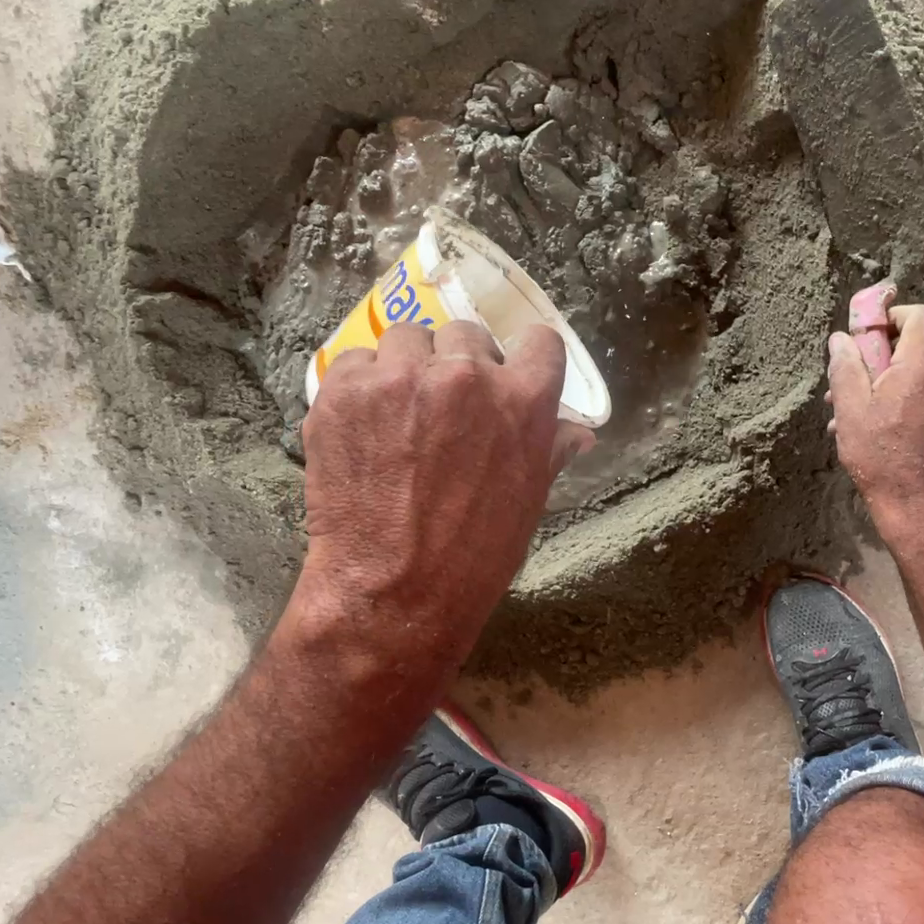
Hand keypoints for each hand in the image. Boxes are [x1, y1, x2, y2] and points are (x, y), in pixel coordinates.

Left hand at [294, 320, 593, 671]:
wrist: (395, 590)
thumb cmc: (476, 554)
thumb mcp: (530, 499)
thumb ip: (549, 448)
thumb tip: (578, 432)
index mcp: (523, 402)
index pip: (539, 341)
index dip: (525, 356)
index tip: (508, 372)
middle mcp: (466, 376)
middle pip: (466, 333)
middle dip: (459, 362)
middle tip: (445, 405)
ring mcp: (401, 378)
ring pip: (406, 339)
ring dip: (406, 367)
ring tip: (397, 413)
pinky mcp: (345, 390)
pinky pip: (356, 361)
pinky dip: (360, 385)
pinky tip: (363, 425)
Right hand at [828, 305, 923, 533]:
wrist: (915, 503)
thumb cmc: (880, 454)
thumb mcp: (851, 408)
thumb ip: (846, 367)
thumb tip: (842, 339)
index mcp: (921, 366)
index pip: (923, 315)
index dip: (894, 315)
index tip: (866, 334)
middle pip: (912, 344)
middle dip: (875, 354)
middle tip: (844, 377)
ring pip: (909, 373)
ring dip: (876, 381)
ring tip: (842, 408)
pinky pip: (914, 394)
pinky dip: (889, 399)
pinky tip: (862, 425)